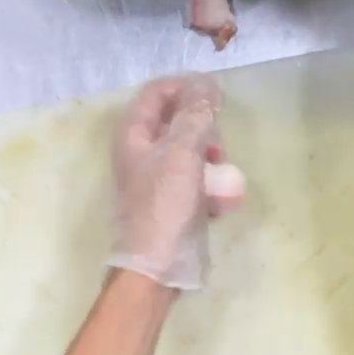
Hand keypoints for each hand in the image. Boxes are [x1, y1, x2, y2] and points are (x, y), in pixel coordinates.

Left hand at [108, 75, 240, 289]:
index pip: (159, 91)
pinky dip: (211, 187)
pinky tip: (220, 202)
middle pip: (178, 120)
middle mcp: (141, 153)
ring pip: (192, 151)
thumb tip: (207, 86)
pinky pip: (197, 181)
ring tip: (221, 175)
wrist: (156, 268)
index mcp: (133, 134)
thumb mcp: (182, 152)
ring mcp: (158, 179)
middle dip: (204, 128)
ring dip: (212, 160)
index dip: (188, 86)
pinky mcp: (173, 202)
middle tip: (218, 147)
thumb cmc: (164, 207)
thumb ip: (196, 114)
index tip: (218, 97)